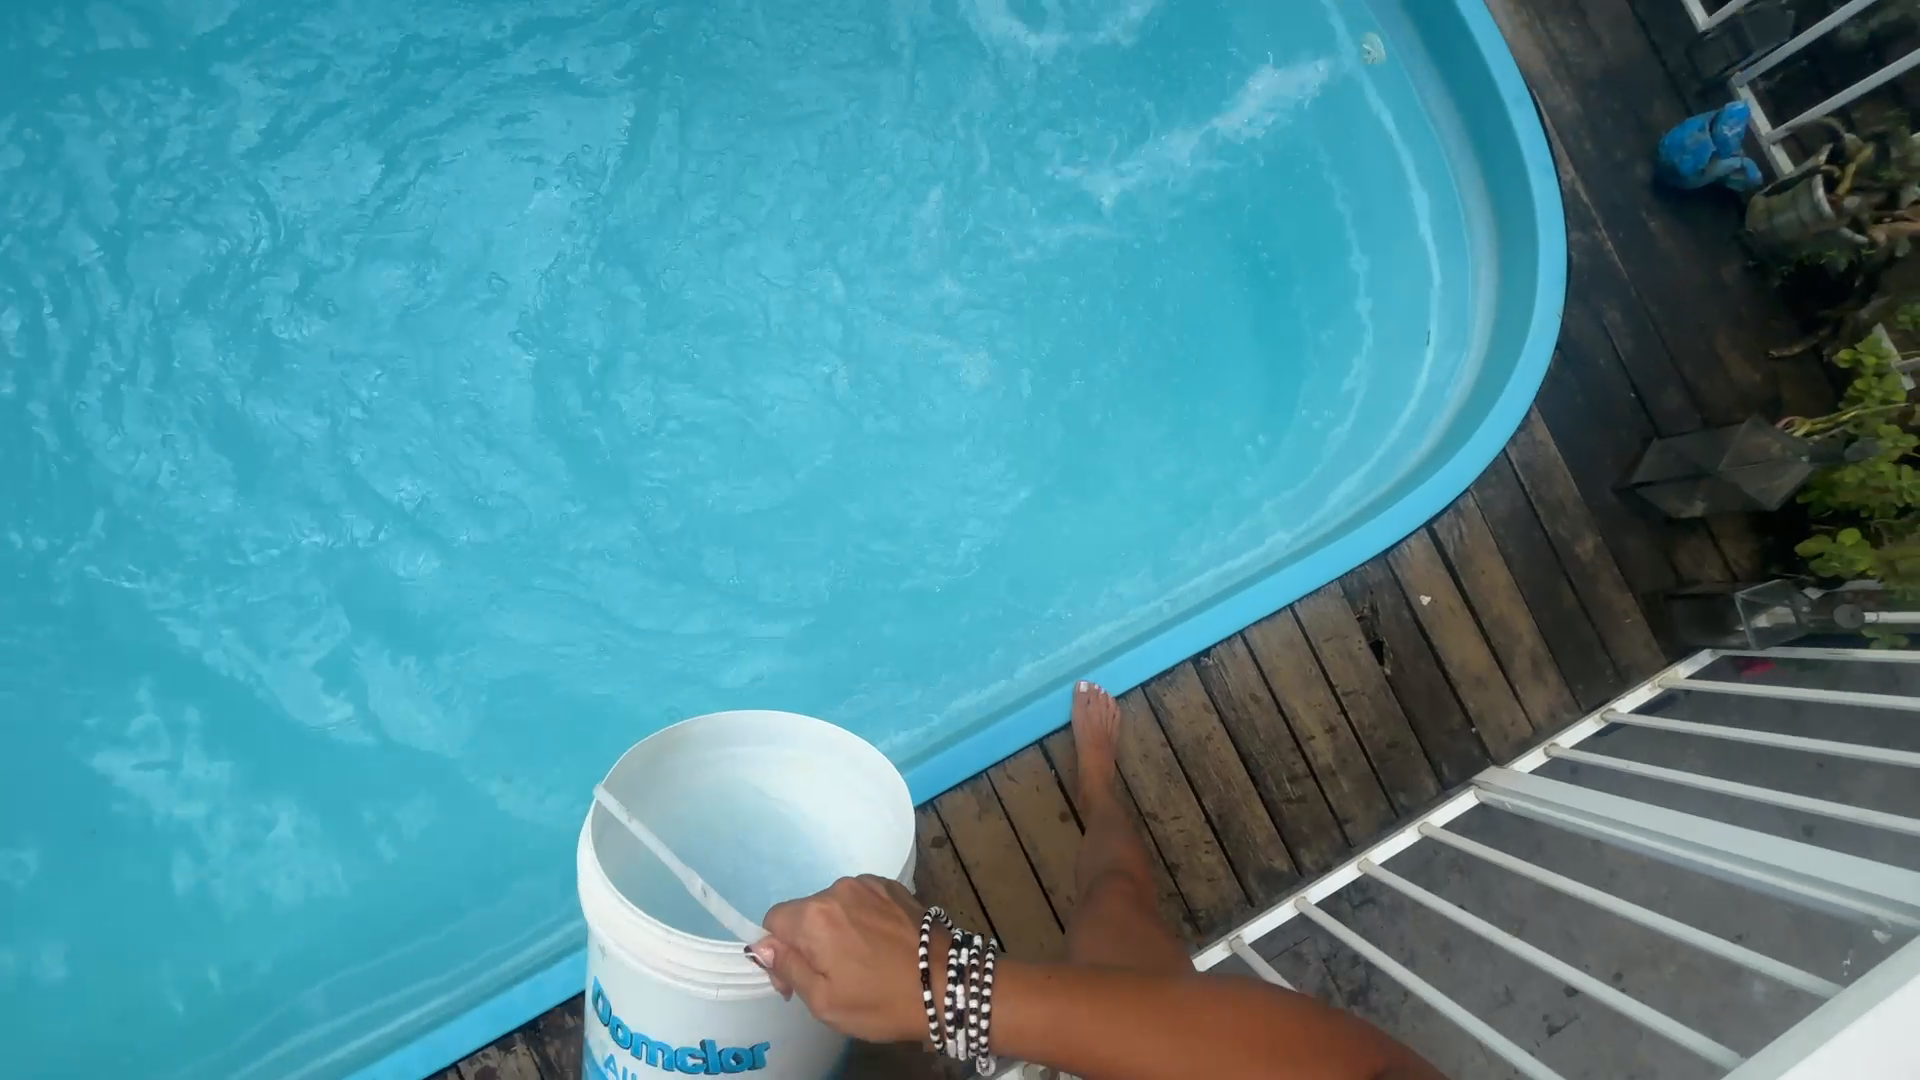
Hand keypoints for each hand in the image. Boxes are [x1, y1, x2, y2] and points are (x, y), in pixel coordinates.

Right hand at [749, 875, 939, 1043]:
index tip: (797, 979)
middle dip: (809, 941)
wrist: (944, 982)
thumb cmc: (880, 999)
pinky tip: (879, 944)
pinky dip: (862, 918)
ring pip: (834, 905)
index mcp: (816, 915)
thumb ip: (789, 968)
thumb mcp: (825, 1000)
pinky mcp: (892, 885)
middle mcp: (839, 888)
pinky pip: (861, 899)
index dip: (778, 951)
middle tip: (833, 976)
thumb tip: (761, 945)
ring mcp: (868, 883)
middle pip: (805, 912)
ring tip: (861, 960)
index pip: (774, 920)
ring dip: (837, 928)